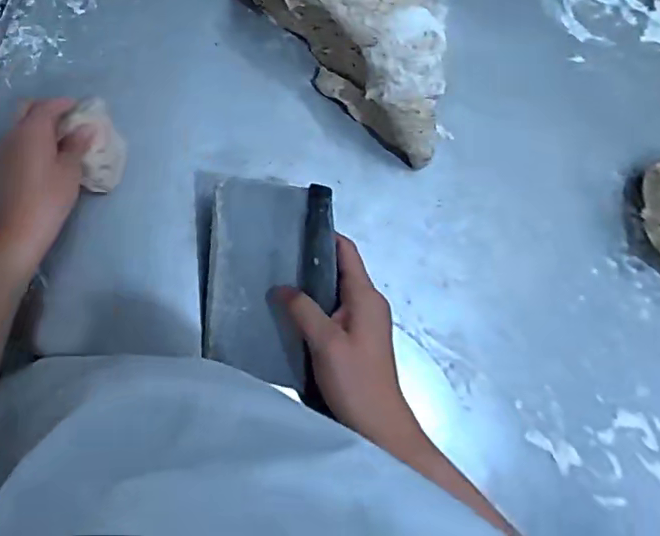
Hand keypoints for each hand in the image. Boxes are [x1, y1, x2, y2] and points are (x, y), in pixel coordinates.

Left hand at [0, 99, 95, 274]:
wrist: (18, 232)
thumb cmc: (49, 197)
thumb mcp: (70, 169)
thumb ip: (77, 144)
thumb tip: (85, 128)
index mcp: (31, 130)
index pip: (48, 106)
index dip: (65, 104)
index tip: (80, 108)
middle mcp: (13, 134)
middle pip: (27, 108)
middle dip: (47, 108)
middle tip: (67, 119)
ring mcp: (3, 149)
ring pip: (19, 123)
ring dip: (37, 123)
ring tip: (59, 137)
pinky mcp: (0, 165)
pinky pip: (15, 139)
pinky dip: (29, 137)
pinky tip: (44, 153)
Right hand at [274, 235, 428, 457]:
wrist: (381, 431)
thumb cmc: (357, 382)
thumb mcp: (326, 343)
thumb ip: (303, 309)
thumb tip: (281, 287)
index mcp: (366, 296)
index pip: (347, 251)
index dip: (325, 235)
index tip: (296, 227)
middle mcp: (368, 303)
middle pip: (339, 269)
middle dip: (311, 259)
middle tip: (277, 254)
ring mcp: (364, 323)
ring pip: (334, 292)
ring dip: (310, 285)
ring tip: (278, 280)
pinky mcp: (356, 340)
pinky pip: (333, 312)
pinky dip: (314, 306)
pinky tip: (291, 313)